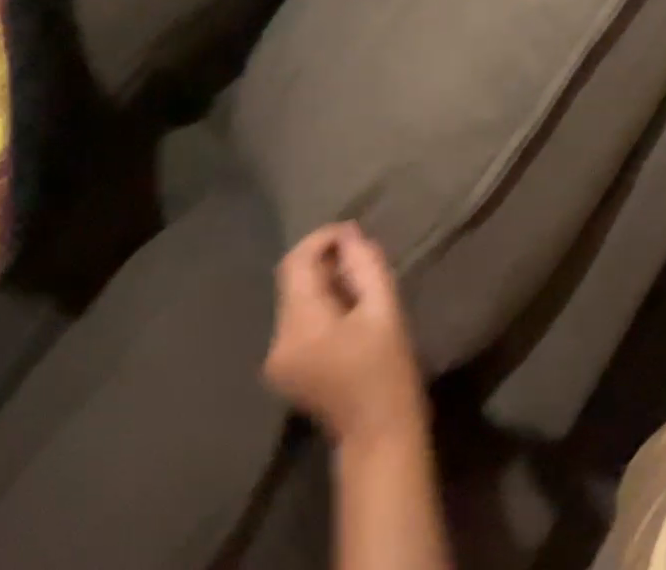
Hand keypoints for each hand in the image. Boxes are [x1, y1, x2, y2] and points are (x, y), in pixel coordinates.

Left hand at [264, 222, 426, 445]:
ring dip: (323, 285)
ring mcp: (276, 359)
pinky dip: (320, 308)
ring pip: (295, 302)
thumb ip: (366, 268)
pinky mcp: (284, 370)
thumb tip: (350, 236)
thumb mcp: (385, 312)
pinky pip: (298, 323)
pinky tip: (348, 313)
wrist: (380, 434)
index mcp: (300, 326)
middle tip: (362, 257)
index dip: (322, 240)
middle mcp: (276, 340)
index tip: (353, 232)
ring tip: (360, 285)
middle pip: (293, 283)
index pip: (297, 264)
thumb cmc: (390, 371)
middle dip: (324, 263)